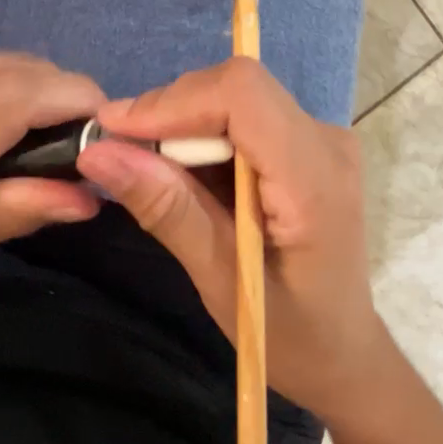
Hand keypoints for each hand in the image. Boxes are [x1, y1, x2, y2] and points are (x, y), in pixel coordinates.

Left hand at [0, 54, 104, 300]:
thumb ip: (23, 209)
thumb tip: (92, 197)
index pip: (18, 94)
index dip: (75, 99)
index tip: (109, 129)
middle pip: (17, 68)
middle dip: (66, 94)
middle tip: (87, 140)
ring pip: (0, 60)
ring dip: (40, 87)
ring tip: (54, 132)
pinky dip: (11, 84)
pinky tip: (12, 121)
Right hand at [76, 59, 391, 415]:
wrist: (343, 352)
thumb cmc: (289, 334)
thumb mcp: (222, 279)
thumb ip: (168, 209)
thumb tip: (99, 152)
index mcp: (314, 179)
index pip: (243, 95)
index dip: (173, 102)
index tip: (114, 133)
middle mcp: (327, 143)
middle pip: (238, 91)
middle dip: (171, 116)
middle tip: (119, 157)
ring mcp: (323, 142)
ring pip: (238, 101)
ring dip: (184, 131)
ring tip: (147, 175)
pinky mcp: (310, 150)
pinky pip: (248, 122)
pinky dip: (206, 144)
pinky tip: (186, 183)